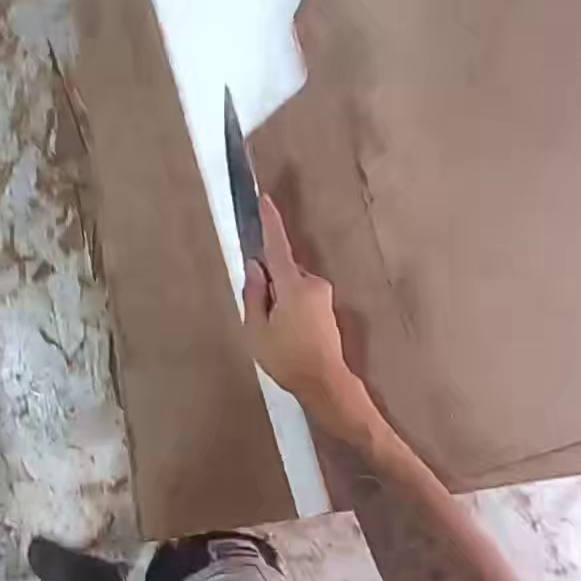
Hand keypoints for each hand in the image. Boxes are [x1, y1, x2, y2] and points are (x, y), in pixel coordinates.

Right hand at [243, 195, 356, 405]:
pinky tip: (284, 330)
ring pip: (291, 284)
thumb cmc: (285, 358)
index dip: (270, 223)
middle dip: (267, 281)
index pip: (278, 248)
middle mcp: (313, 283)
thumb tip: (254, 266)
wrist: (324, 381)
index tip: (265, 199)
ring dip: (278, 297)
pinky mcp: (327, 307)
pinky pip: (300, 295)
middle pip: (283, 269)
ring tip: (271, 330)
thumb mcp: (256, 329)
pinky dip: (287, 304)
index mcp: (294, 286)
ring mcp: (323, 295)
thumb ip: (254, 293)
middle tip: (257, 313)